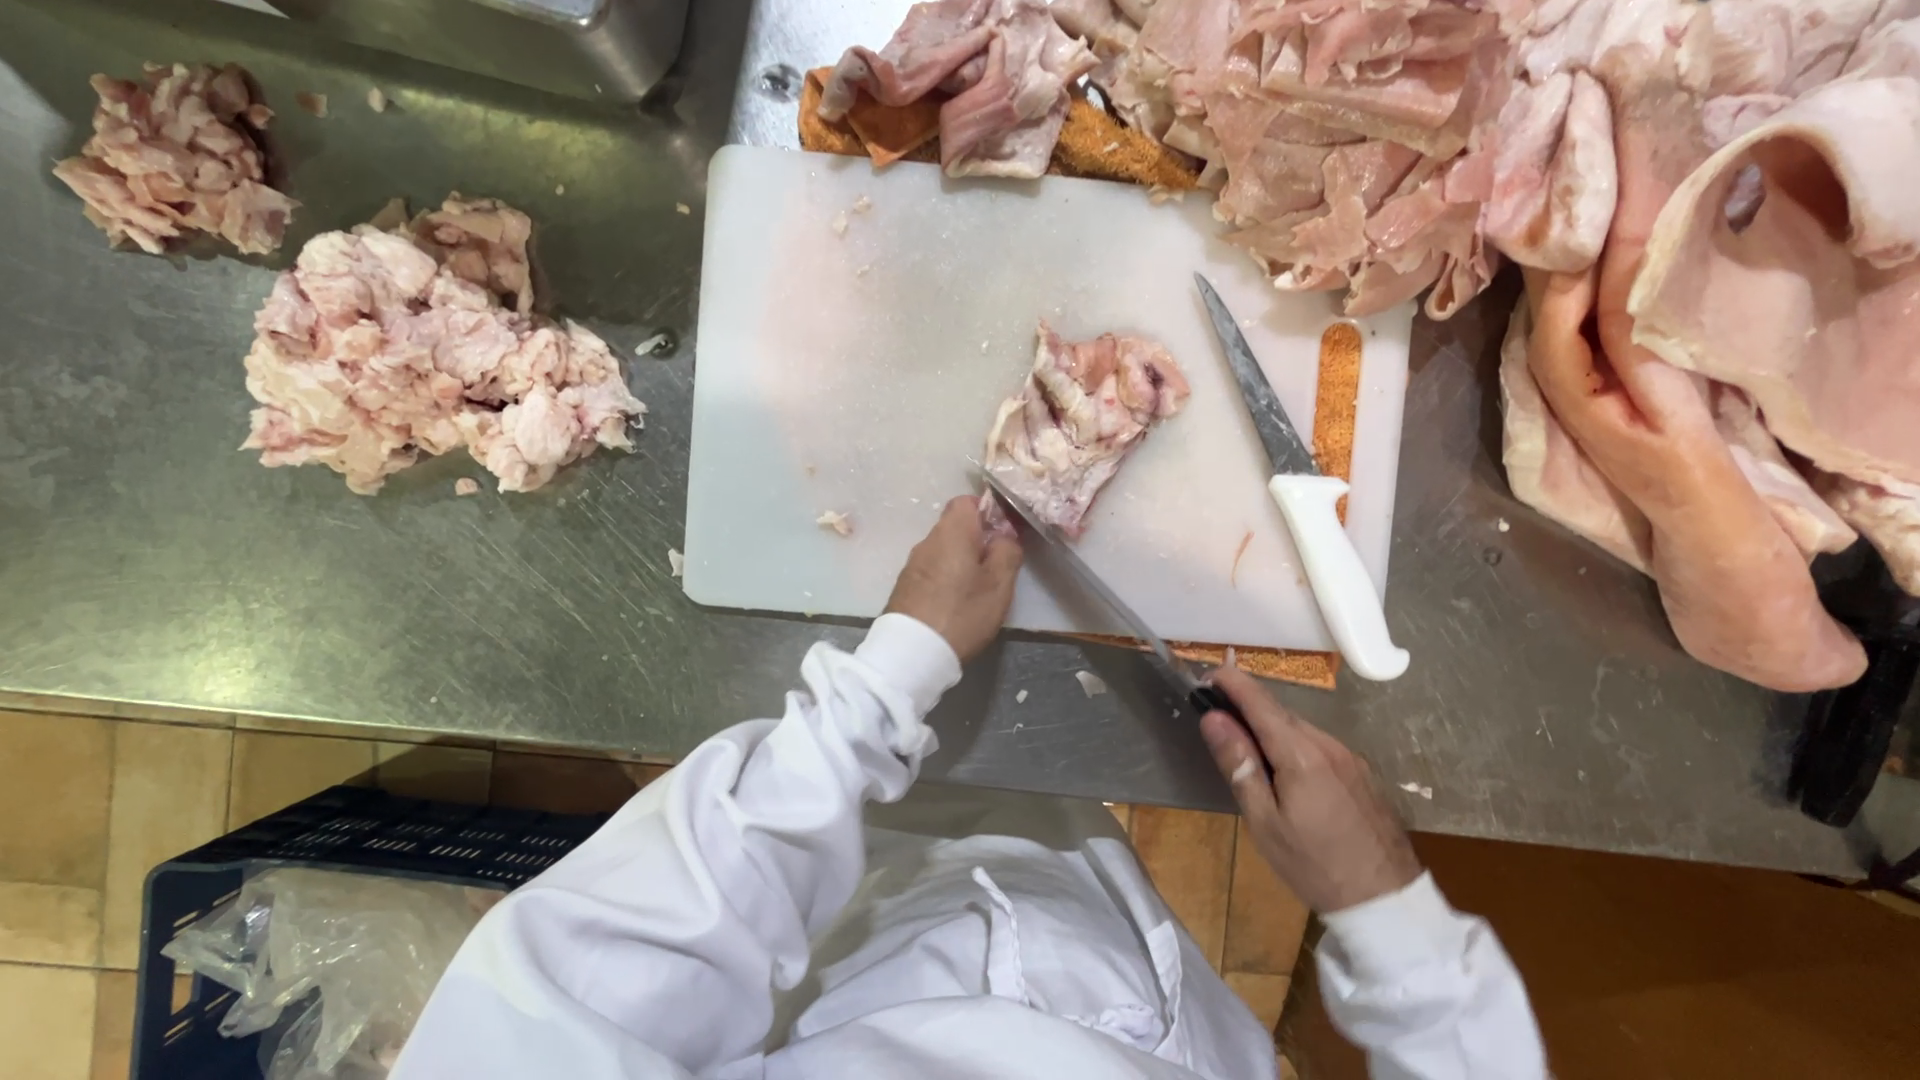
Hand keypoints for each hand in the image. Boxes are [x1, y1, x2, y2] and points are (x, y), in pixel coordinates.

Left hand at [884, 496, 1021, 662]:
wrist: (912, 652)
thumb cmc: (962, 613)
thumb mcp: (998, 584)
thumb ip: (1007, 552)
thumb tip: (1004, 536)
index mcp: (951, 532)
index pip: (967, 500)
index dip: (988, 510)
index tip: (1004, 532)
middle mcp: (927, 541)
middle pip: (955, 526)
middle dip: (977, 538)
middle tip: (998, 563)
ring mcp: (913, 564)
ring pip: (944, 549)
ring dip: (962, 560)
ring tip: (979, 585)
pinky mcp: (906, 586)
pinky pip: (933, 569)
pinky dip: (947, 576)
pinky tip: (957, 599)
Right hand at [1199, 667, 1421, 912]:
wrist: (1385, 900)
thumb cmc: (1313, 865)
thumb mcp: (1264, 821)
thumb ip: (1239, 764)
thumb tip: (1213, 718)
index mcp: (1301, 753)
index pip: (1259, 701)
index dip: (1230, 683)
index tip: (1204, 677)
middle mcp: (1327, 744)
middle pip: (1279, 711)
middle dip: (1245, 704)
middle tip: (1214, 714)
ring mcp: (1348, 757)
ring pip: (1298, 728)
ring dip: (1268, 726)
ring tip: (1242, 745)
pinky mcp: (1359, 772)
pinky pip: (1316, 744)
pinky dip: (1291, 743)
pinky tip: (1281, 769)